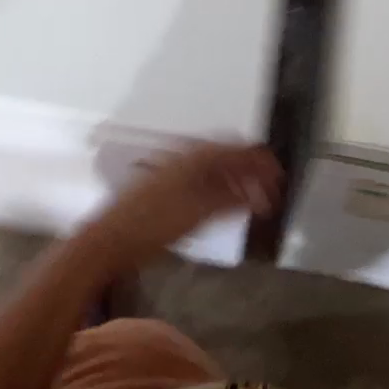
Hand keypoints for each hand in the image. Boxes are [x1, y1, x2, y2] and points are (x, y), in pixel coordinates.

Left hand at [81, 143, 282, 270]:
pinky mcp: (165, 189)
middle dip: (250, 169)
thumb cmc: (153, 225)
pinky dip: (221, 187)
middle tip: (271, 187)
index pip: (234, 148)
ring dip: (236, 179)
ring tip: (255, 197)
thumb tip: (260, 192)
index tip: (279, 173)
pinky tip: (226, 204)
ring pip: (214, 168)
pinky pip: (202, 179)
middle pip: (225, 156)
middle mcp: (183, 158)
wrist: (110, 239)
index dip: (258, 160)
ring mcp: (172, 172)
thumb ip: (230, 199)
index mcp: (193, 157)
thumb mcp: (198, 212)